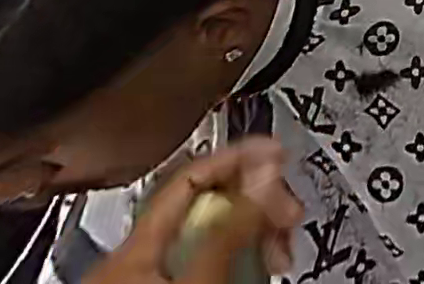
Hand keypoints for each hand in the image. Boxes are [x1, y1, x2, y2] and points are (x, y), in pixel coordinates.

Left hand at [87, 140, 303, 283]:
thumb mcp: (201, 280)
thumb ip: (234, 222)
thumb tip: (267, 165)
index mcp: (135, 248)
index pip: (193, 174)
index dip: (240, 155)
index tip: (280, 153)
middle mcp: (139, 259)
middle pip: (212, 203)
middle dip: (260, 204)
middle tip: (288, 216)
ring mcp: (153, 281)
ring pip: (219, 233)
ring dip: (259, 234)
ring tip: (280, 253)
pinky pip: (214, 260)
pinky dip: (245, 258)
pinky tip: (262, 268)